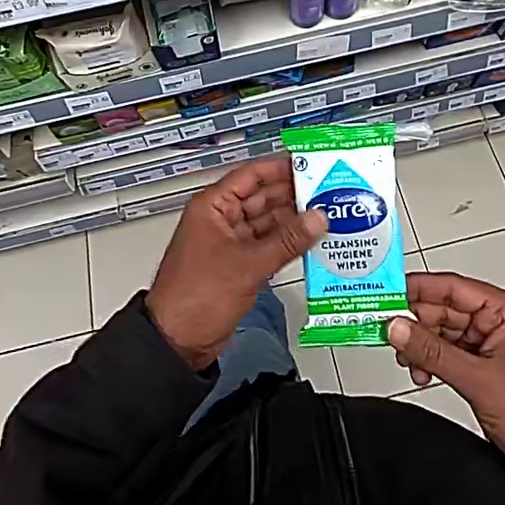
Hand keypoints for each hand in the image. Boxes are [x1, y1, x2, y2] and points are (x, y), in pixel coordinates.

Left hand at [146, 158, 326, 370]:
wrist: (178, 340)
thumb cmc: (195, 296)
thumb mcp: (248, 264)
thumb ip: (287, 241)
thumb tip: (317, 219)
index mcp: (213, 207)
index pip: (251, 175)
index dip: (280, 168)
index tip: (307, 164)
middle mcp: (221, 220)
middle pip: (262, 197)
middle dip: (292, 195)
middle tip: (326, 191)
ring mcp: (230, 242)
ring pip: (267, 222)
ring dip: (292, 221)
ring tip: (324, 215)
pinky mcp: (238, 264)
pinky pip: (266, 245)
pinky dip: (286, 244)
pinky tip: (309, 242)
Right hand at [387, 272, 504, 504]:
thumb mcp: (481, 381)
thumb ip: (434, 352)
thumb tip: (400, 328)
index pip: (455, 288)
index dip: (419, 288)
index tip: (389, 292)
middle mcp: (500, 322)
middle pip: (445, 308)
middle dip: (416, 321)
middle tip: (388, 328)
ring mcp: (491, 344)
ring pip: (442, 330)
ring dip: (421, 343)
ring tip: (405, 355)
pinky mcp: (483, 365)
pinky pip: (447, 351)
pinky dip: (430, 359)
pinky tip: (420, 369)